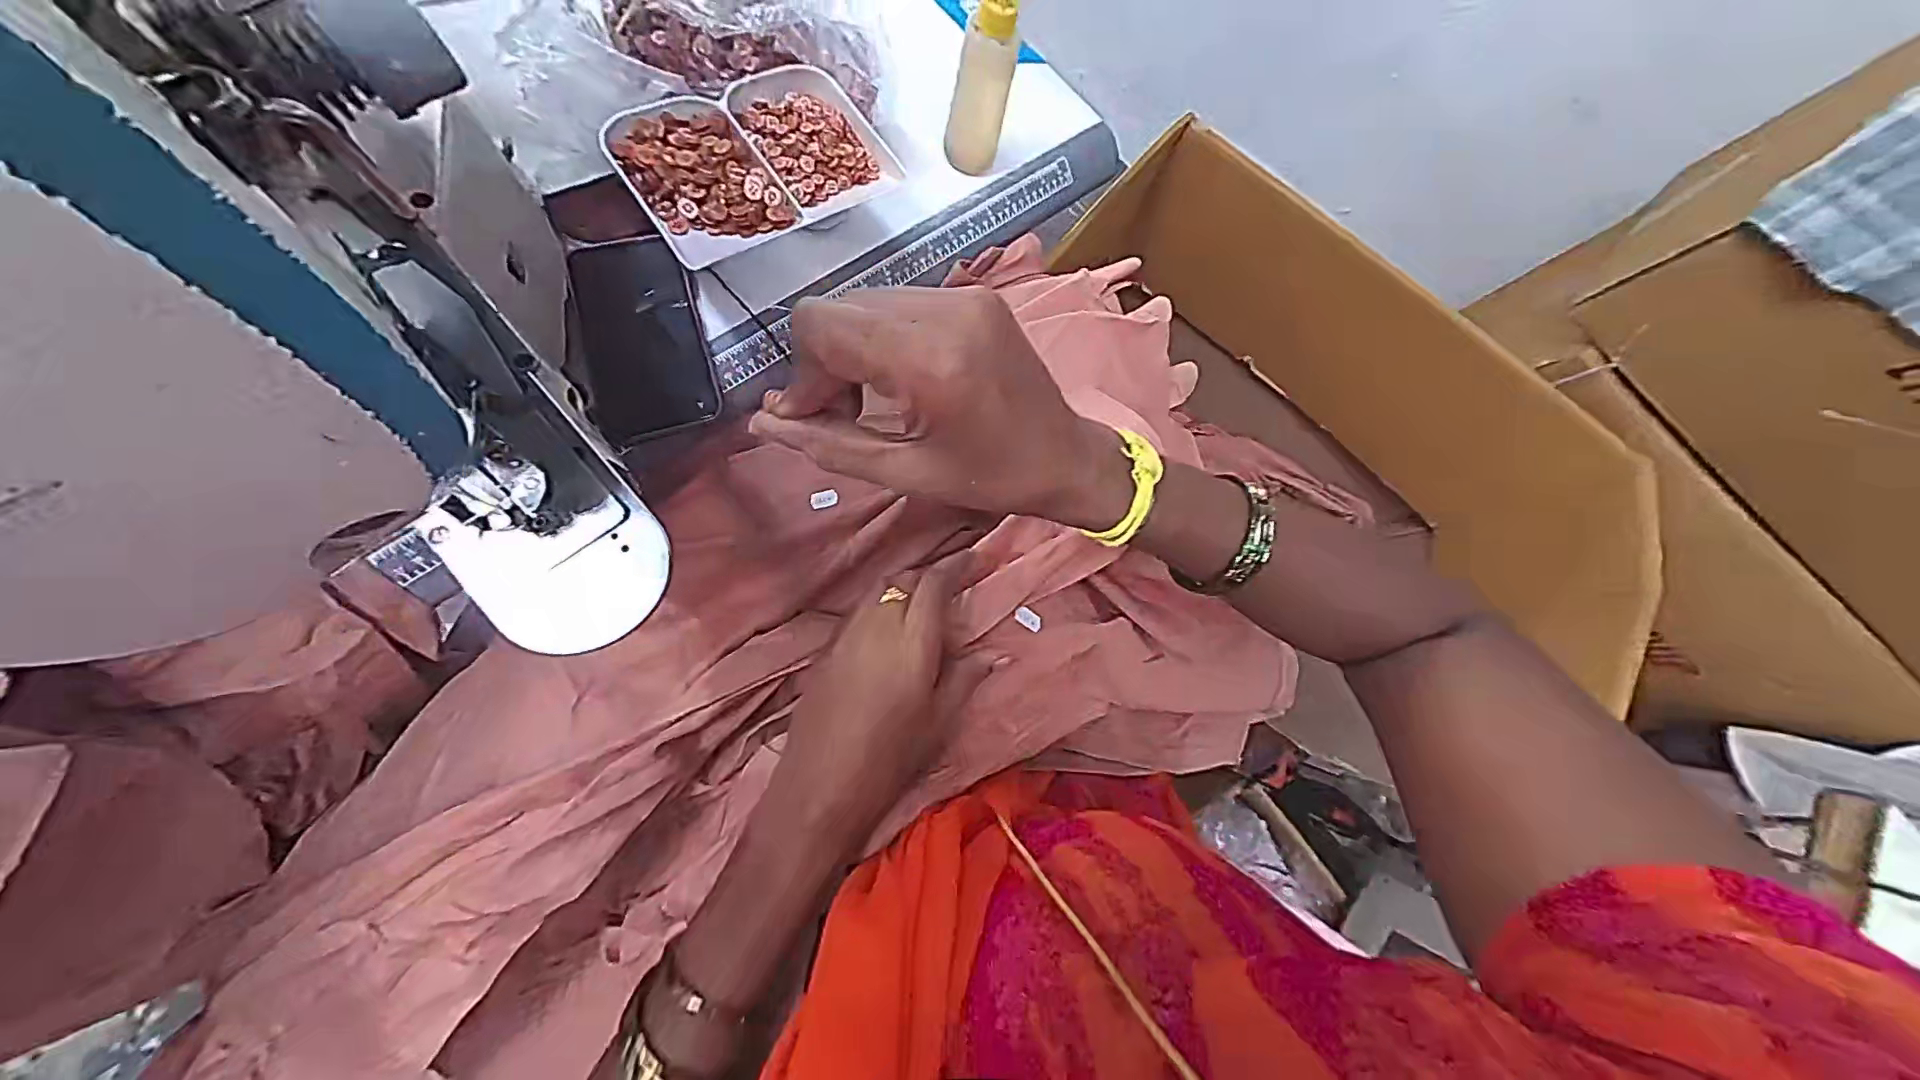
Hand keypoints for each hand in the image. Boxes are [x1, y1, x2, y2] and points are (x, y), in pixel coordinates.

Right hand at [747, 287, 1131, 530]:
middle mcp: (945, 311)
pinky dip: (880, 338)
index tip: (812, 417)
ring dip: (850, 349)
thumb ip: (829, 446)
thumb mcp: (907, 474)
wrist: (1067, 456)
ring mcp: (964, 296)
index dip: (801, 373)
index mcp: (930, 361)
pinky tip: (898, 378)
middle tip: (840, 412)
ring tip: (870, 399)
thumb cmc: (992, 478)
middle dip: (822, 362)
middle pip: (836, 308)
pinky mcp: (975, 295)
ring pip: (864, 302)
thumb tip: (763, 423)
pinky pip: (899, 303)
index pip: (820, 324)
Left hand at [778, 557, 988, 837]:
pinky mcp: (824, 650)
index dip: (956, 566)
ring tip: (918, 605)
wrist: (820, 785)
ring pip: (876, 591)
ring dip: (900, 588)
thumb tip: (993, 653)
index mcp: (912, 639)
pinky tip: (884, 631)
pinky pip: (857, 612)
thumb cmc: (891, 757)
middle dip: (927, 575)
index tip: (974, 559)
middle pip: (903, 579)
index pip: (934, 583)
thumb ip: (965, 678)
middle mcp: (876, 624)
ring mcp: (845, 634)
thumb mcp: (940, 721)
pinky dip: (877, 607)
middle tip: (948, 587)